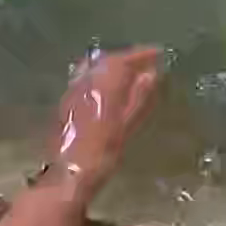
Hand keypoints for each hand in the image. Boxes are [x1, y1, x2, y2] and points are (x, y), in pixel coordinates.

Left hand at [44, 45, 161, 201]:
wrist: (69, 173)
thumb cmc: (105, 148)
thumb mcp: (131, 121)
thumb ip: (141, 94)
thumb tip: (152, 73)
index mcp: (104, 84)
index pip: (124, 59)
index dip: (142, 54)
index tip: (159, 52)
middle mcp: (86, 82)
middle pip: (107, 60)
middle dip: (127, 58)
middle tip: (146, 61)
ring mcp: (72, 93)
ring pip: (94, 69)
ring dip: (112, 66)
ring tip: (130, 72)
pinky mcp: (66, 105)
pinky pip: (86, 80)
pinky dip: (101, 77)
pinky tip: (109, 87)